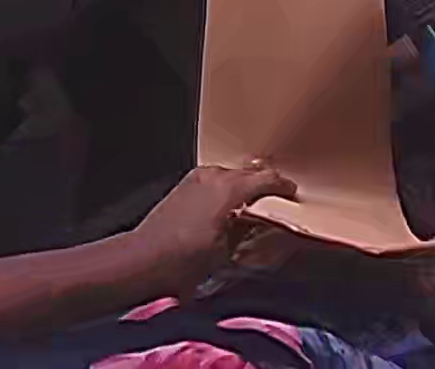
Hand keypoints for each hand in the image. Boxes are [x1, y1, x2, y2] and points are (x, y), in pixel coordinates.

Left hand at [131, 162, 296, 293]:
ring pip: (232, 174)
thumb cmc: (183, 261)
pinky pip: (215, 178)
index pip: (265, 179)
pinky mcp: (186, 182)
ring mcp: (199, 176)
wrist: (143, 258)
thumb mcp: (224, 252)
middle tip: (275, 196)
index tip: (291, 191)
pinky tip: (225, 204)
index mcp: (230, 189)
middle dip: (263, 183)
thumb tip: (258, 223)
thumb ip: (246, 230)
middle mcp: (215, 175)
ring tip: (250, 201)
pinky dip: (226, 186)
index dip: (282, 185)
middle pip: (249, 172)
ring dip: (243, 184)